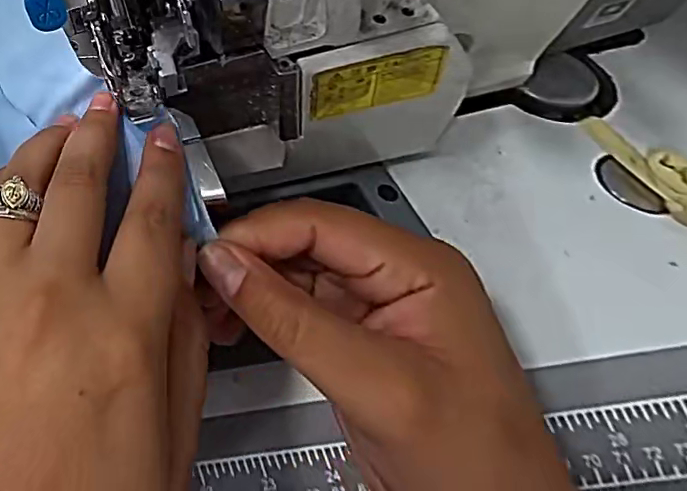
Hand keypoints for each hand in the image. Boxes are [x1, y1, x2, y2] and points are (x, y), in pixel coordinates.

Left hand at [0, 95, 208, 490]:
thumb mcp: (167, 433)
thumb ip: (179, 339)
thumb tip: (177, 263)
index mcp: (120, 330)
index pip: (149, 219)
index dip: (160, 168)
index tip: (162, 140)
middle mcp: (54, 291)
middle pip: (81, 182)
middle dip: (100, 133)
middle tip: (109, 107)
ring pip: (23, 184)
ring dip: (48, 144)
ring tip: (67, 123)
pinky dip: (1, 181)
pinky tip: (16, 170)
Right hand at [197, 201, 570, 490]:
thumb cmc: (484, 472)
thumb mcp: (378, 388)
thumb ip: (292, 320)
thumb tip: (225, 263)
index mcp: (417, 266)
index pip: (314, 221)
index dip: (255, 233)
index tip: (211, 254)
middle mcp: (392, 274)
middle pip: (296, 239)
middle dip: (244, 258)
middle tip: (201, 280)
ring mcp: (370, 303)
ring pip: (286, 267)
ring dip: (244, 283)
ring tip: (210, 304)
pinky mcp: (350, 332)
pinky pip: (289, 300)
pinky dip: (255, 308)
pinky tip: (232, 319)